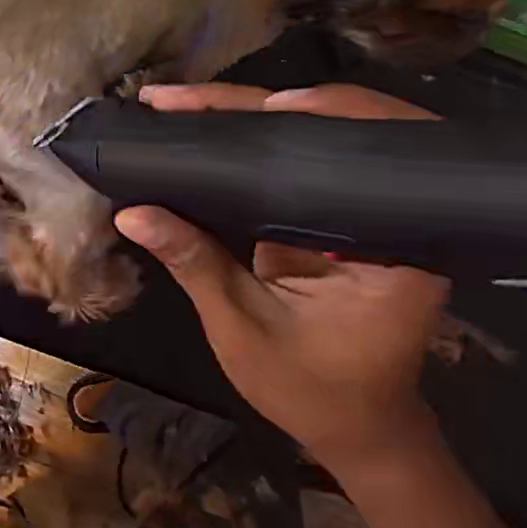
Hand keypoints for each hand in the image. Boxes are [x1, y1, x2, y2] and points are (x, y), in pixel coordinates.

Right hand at [116, 81, 446, 462]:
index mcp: (395, 242)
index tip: (268, 104)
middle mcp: (384, 214)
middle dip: (257, 106)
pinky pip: (287, 168)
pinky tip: (200, 134)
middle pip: (327, 133)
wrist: (353, 428)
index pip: (368, 152)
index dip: (325, 113)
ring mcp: (353, 213)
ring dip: (245, 118)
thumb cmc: (313, 391)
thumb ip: (196, 265)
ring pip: (304, 142)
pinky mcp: (324, 217)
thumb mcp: (247, 330)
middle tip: (179, 99)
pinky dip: (244, 148)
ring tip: (179, 105)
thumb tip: (131, 212)